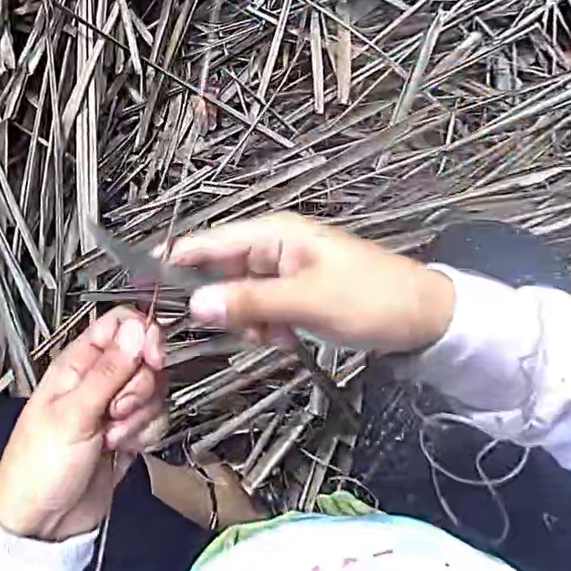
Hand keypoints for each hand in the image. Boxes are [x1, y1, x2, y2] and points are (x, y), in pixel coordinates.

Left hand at [0, 308, 167, 540]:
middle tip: (118, 409)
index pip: (121, 324)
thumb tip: (136, 329)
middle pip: (144, 356)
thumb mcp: (73, 414)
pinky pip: (155, 418)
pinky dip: (145, 435)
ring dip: (141, 416)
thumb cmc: (38, 467)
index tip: (152, 359)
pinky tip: (122, 448)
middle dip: (141, 386)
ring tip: (112, 435)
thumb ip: (109, 371)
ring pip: (154, 389)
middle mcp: (98, 379)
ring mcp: (114, 405)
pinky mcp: (127, 431)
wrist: (44, 524)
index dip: (143, 335)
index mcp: (77, 363)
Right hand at [165, 213, 455, 352]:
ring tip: (277, 334)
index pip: (207, 243)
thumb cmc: (374, 298)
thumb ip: (250, 302)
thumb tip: (197, 304)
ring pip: (237, 296)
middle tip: (245, 329)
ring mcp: (281, 270)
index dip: (174, 261)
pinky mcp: (291, 291)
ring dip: (248, 320)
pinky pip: (258, 308)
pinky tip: (287, 336)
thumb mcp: (308, 301)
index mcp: (272, 234)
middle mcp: (271, 247)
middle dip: (224, 305)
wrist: (427, 319)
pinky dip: (265, 326)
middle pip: (219, 273)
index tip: (143, 284)